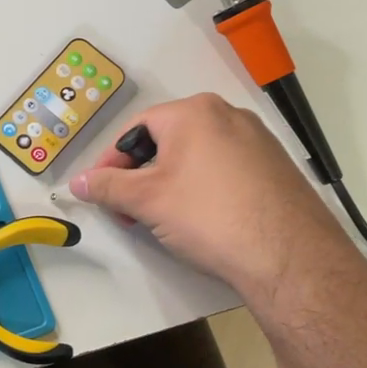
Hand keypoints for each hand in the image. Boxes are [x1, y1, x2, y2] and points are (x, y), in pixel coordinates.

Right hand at [70, 94, 363, 304]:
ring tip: (162, 218)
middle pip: (165, 140)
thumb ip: (106, 186)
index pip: (135, 129)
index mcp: (194, 112)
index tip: (100, 192)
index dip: (110, 162)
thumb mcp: (145, 201)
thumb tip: (78, 182)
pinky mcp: (275, 167)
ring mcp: (257, 140)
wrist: (288, 256)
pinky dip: (201, 188)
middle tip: (129, 209)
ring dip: (169, 183)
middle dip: (140, 175)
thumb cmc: (208, 216)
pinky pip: (223, 169)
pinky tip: (201, 220)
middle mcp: (229, 115)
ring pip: (195, 156)